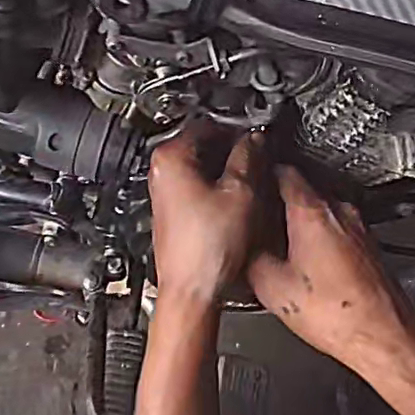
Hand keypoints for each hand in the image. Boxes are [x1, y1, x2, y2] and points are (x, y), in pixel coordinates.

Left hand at [147, 119, 264, 310]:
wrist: (191, 290)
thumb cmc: (206, 249)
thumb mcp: (240, 193)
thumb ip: (248, 158)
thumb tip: (253, 140)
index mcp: (169, 159)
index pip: (205, 124)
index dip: (234, 127)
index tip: (253, 133)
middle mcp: (160, 173)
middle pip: (200, 144)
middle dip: (229, 147)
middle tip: (254, 154)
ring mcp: (164, 194)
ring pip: (199, 166)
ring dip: (223, 167)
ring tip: (248, 176)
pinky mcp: (172, 212)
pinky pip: (196, 186)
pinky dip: (215, 185)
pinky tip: (234, 198)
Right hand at [249, 166, 414, 414]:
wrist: (384, 339)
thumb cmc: (339, 315)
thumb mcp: (272, 287)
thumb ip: (251, 258)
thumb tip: (242, 250)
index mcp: (312, 212)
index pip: (285, 171)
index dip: (264, 171)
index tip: (253, 175)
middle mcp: (339, 213)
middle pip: (303, 189)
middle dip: (279, 199)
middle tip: (259, 213)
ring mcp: (358, 229)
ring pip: (321, 211)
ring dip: (301, 221)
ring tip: (281, 243)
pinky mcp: (368, 247)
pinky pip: (337, 230)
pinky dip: (320, 237)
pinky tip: (310, 265)